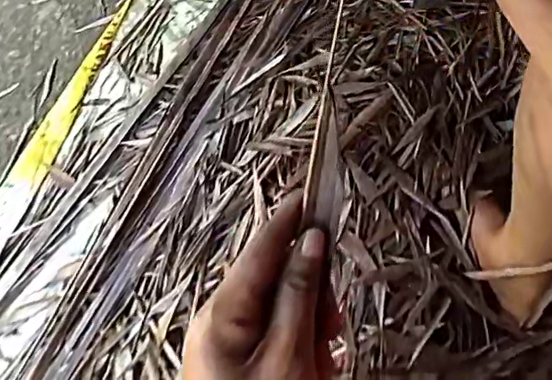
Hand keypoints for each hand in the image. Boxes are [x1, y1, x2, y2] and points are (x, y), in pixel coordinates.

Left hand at [181, 193, 336, 379]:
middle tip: (333, 317)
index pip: (265, 240)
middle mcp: (218, 320)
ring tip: (323, 358)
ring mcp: (224, 344)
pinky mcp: (234, 365)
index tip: (318, 189)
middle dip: (312, 288)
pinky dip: (300, 343)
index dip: (295, 213)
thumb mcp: (287, 357)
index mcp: (223, 311)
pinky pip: (275, 333)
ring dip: (310, 321)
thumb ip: (301, 290)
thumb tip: (313, 239)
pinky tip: (313, 368)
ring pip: (281, 304)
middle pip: (276, 273)